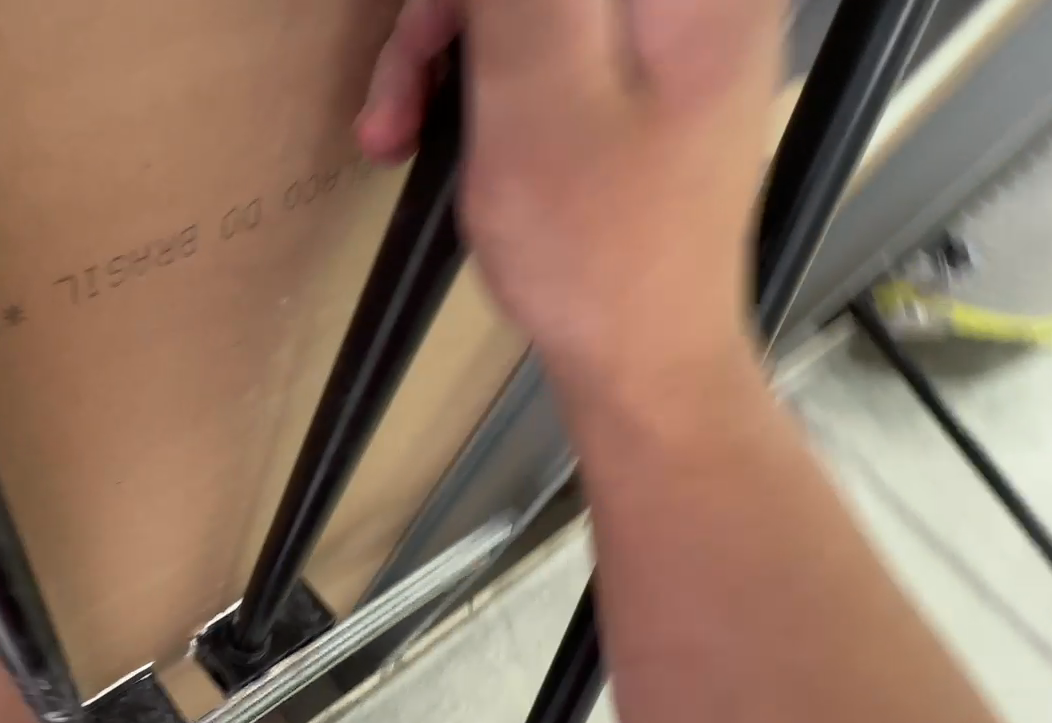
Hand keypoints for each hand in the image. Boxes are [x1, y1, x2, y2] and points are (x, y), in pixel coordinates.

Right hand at [359, 0, 781, 396]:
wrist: (641, 357)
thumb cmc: (591, 254)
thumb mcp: (536, 105)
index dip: (451, 3)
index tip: (421, 60)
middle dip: (439, 25)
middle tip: (391, 114)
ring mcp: (660, 42)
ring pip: (520, 11)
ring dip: (441, 63)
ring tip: (395, 141)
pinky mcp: (631, 88)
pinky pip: (536, 53)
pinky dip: (474, 91)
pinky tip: (439, 139)